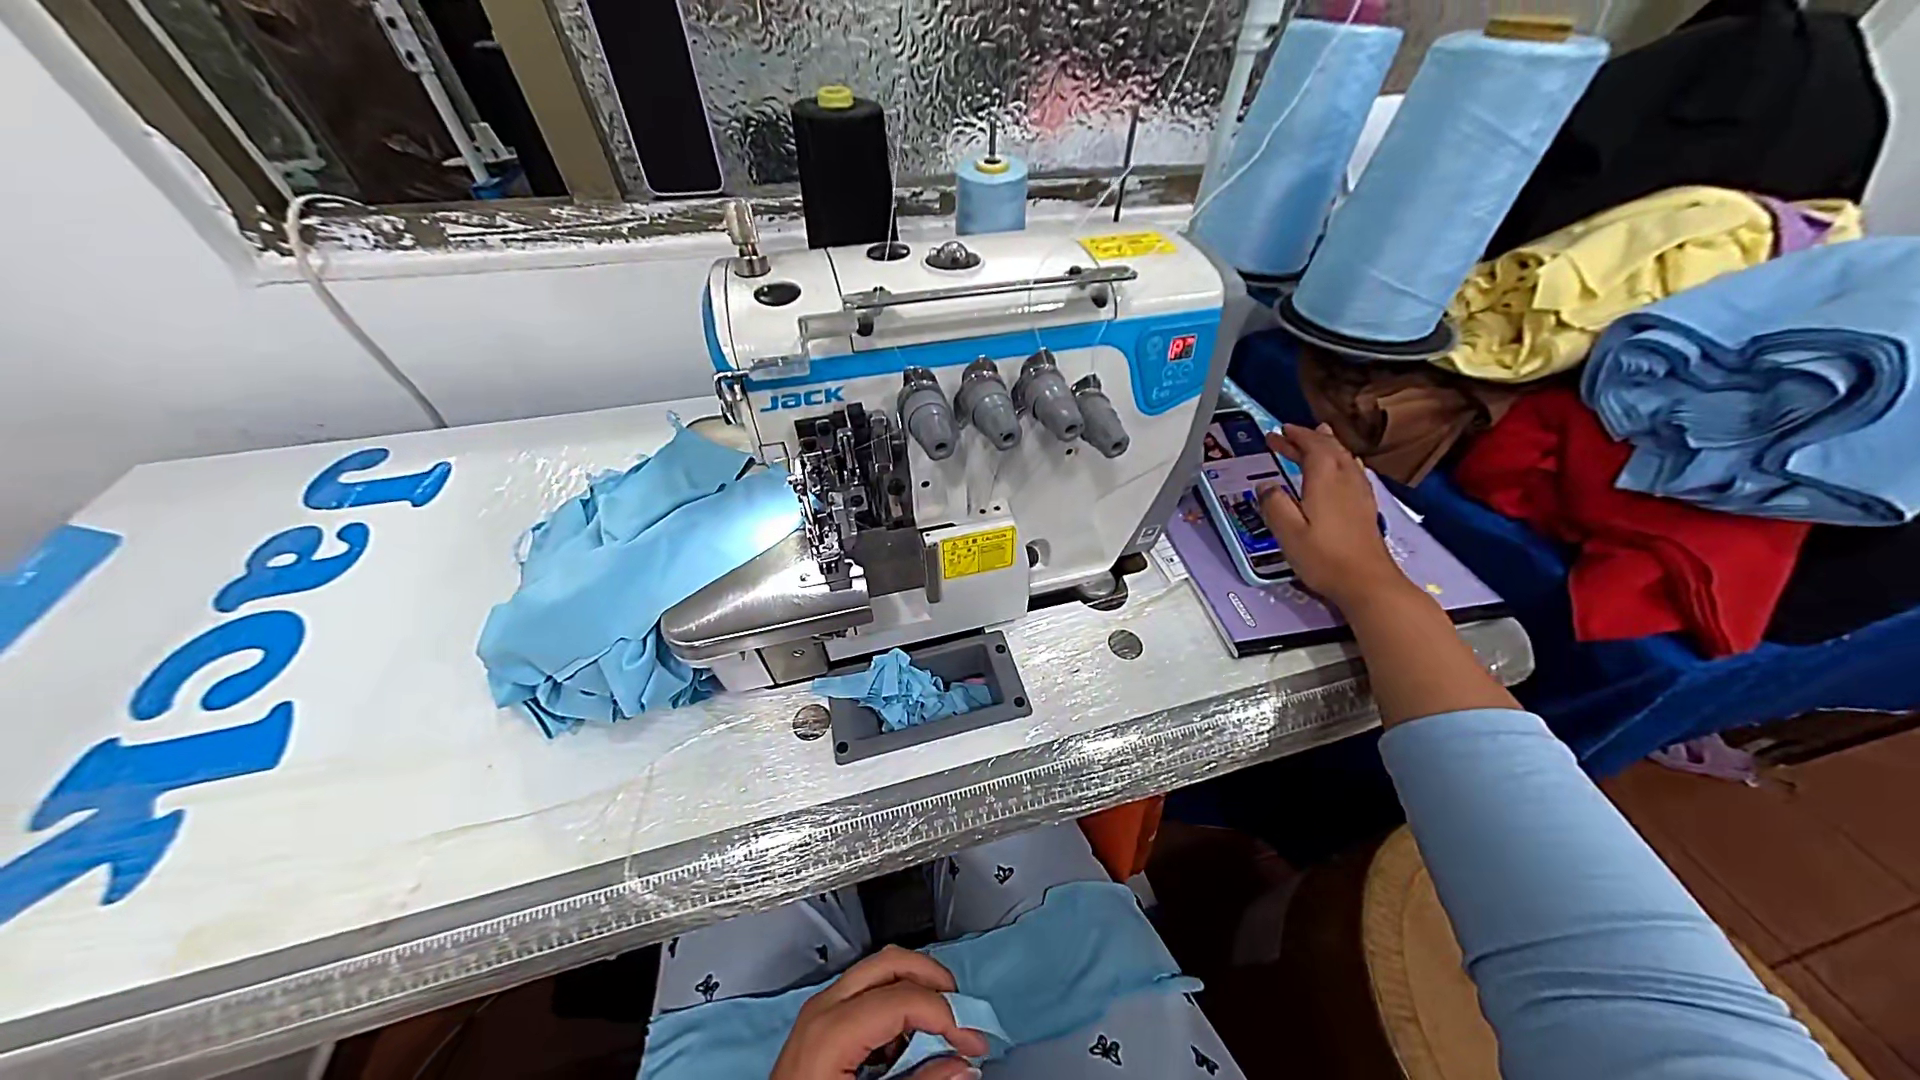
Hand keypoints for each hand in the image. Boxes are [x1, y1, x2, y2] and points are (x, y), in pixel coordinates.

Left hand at [770, 946, 989, 1079]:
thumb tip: (963, 1066)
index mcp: (831, 1031)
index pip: (903, 997)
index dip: (947, 1015)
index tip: (973, 1043)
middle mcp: (823, 1006)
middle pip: (890, 961)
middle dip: (933, 980)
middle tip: (962, 1014)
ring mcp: (819, 1008)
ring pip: (879, 967)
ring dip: (916, 986)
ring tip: (940, 1026)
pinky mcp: (820, 1020)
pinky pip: (866, 987)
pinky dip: (895, 998)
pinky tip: (907, 1037)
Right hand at [1257, 423, 1408, 609]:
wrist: (1367, 582)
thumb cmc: (1324, 558)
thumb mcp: (1288, 532)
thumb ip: (1274, 504)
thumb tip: (1266, 486)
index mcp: (1325, 480)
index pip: (1312, 446)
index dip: (1295, 436)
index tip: (1278, 431)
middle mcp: (1346, 480)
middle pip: (1330, 448)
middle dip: (1308, 437)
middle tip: (1287, 434)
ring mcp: (1359, 493)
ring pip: (1344, 458)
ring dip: (1327, 445)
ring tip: (1318, 437)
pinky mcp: (1365, 507)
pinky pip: (1353, 471)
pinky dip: (1341, 461)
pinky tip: (1342, 467)